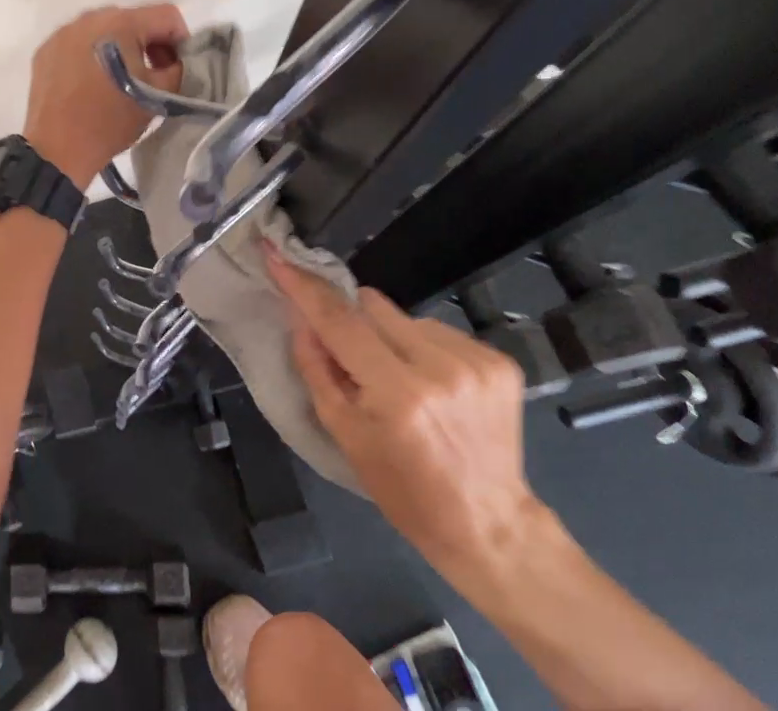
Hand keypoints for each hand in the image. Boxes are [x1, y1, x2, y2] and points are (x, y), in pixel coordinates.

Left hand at [23, 4, 187, 188]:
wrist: (59, 149)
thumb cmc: (112, 121)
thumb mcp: (159, 96)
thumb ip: (178, 68)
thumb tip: (175, 60)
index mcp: (121, 23)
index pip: (167, 15)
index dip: (180, 40)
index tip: (175, 67)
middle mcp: (90, 18)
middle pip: (134, 20)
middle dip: (148, 44)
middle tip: (149, 77)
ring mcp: (63, 33)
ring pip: (104, 31)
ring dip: (119, 49)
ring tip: (118, 82)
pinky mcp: (45, 50)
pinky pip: (79, 44)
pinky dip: (91, 56)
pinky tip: (90, 84)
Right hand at [265, 247, 547, 574]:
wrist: (484, 520)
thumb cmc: (402, 487)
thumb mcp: (344, 433)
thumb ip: (318, 369)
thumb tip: (300, 318)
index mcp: (398, 393)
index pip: (340, 322)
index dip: (304, 287)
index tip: (278, 256)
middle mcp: (441, 367)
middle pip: (373, 307)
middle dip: (355, 326)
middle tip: (356, 362)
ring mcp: (477, 361)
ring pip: (406, 317)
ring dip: (392, 338)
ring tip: (403, 382)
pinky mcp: (500, 361)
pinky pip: (440, 331)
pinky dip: (425, 349)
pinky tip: (434, 385)